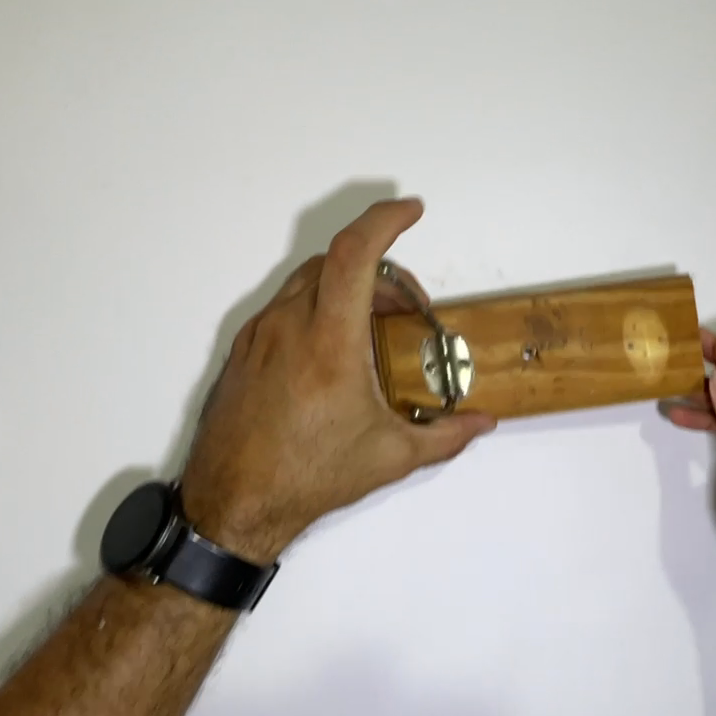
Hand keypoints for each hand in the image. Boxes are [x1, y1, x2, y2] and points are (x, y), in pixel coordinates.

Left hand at [179, 199, 495, 563]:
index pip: (355, 254)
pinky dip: (319, 309)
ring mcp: (259, 336)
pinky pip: (286, 308)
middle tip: (411, 308)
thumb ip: (446, 435)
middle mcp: (288, 327)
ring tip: (376, 331)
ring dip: (348, 290)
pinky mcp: (244, 352)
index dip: (386, 221)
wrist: (232, 504)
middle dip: (382, 270)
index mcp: (328, 343)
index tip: (412, 211)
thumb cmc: (308, 478)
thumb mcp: (391, 457)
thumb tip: (482, 423)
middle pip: (336, 262)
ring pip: (308, 282)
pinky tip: (336, 352)